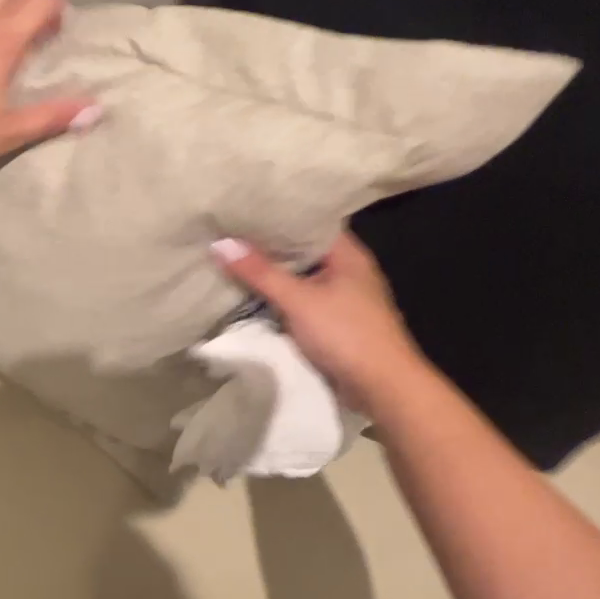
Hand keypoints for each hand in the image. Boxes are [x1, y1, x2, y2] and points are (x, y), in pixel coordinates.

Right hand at [212, 233, 432, 412]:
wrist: (379, 385)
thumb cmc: (345, 333)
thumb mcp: (299, 300)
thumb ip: (260, 273)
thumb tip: (220, 243)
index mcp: (348, 255)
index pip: (311, 225)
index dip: (279, 218)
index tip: (243, 213)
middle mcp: (346, 272)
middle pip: (301, 254)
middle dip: (267, 250)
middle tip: (227, 238)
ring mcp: (339, 299)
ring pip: (297, 281)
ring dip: (269, 279)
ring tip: (230, 265)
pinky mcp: (330, 324)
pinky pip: (297, 304)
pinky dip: (275, 302)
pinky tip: (248, 300)